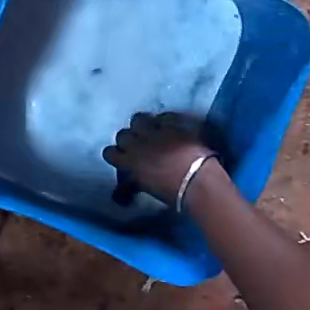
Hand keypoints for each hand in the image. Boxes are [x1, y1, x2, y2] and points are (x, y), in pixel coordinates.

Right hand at [102, 112, 220, 206]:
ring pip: (138, 119)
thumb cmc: (173, 193)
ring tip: (151, 131)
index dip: (116, 154)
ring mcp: (155, 131)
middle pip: (122, 134)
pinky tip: (170, 127)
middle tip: (139, 146)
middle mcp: (136, 143)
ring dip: (143, 124)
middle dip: (129, 139)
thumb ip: (133, 184)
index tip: (123, 158)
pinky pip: (163, 116)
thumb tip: (121, 193)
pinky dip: (165, 121)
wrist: (199, 182)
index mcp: (128, 161)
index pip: (109, 152)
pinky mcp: (173, 124)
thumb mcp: (147, 189)